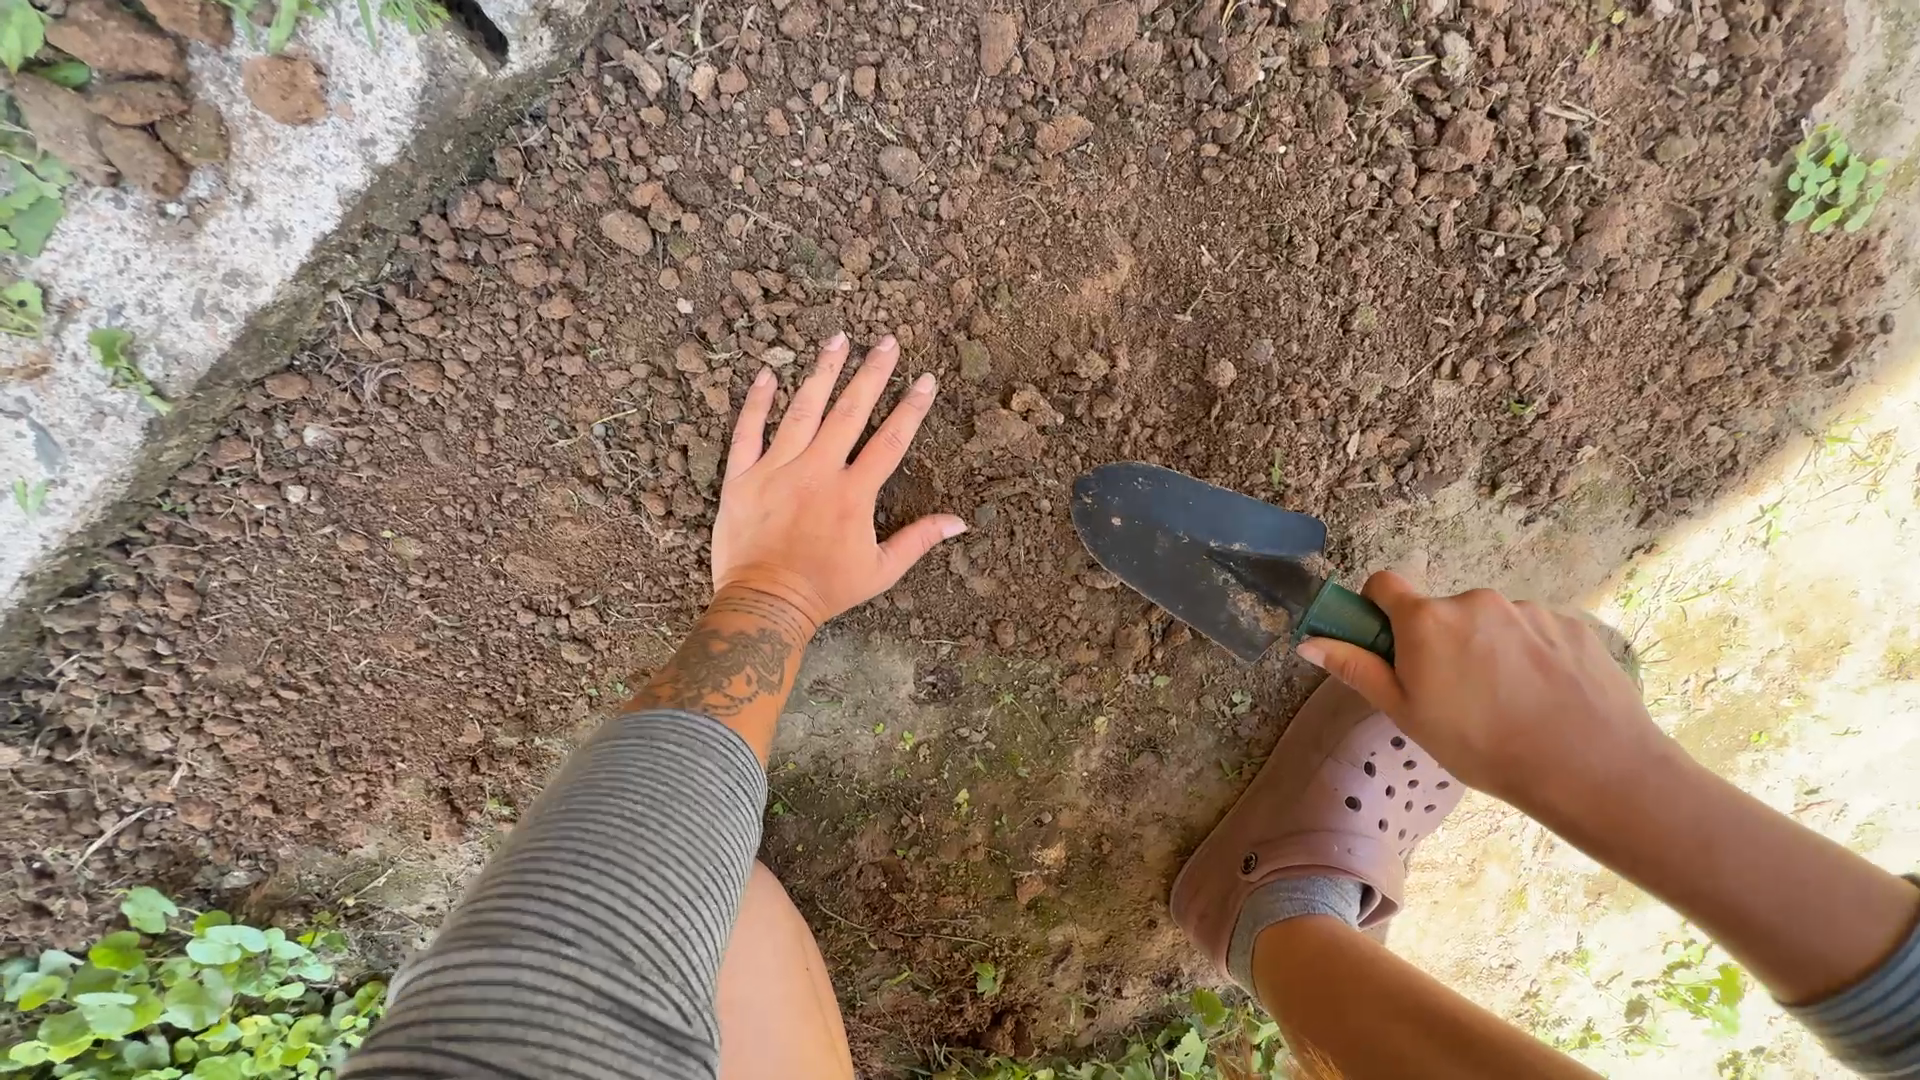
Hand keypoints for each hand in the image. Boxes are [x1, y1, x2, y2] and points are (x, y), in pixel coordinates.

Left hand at [710, 333, 966, 632]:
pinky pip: (748, 431)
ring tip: (837, 340)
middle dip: (871, 373)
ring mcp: (776, 470)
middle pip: (849, 412)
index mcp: (853, 494)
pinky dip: (757, 402)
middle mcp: (817, 472)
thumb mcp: (881, 570)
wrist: (765, 603)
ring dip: (822, 373)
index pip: (890, 441)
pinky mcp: (742, 477)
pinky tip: (767, 373)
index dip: (911, 409)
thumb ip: (919, 540)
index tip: (926, 380)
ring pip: (802, 411)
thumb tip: (960, 523)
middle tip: (886, 341)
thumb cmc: (826, 590)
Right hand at [1296, 571, 1662, 812]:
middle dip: (1438, 639)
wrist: (1593, 769)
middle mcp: (1474, 601)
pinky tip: (1543, 697)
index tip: (1389, 644)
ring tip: (1506, 701)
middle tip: (1451, 691)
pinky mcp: (1572, 626)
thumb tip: (1307, 641)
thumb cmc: (1480, 744)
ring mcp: (1528, 610)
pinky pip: (1533, 632)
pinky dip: (1529, 655)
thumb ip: (1355, 668)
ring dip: (1485, 648)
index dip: (1378, 608)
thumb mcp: (1404, 711)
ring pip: (1488, 622)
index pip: (1384, 583)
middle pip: (1439, 610)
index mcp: (1426, 619)